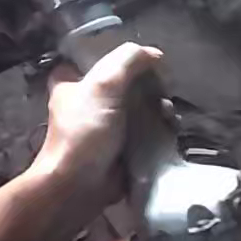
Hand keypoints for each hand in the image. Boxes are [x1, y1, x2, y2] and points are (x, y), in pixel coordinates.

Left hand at [21, 42, 162, 227]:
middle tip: (162, 90)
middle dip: (147, 85)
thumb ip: (129, 60)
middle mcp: (86, 100)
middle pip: (124, 81)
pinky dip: (158, 128)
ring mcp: (104, 125)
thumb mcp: (104, 83)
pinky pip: (143, 130)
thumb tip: (156, 55)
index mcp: (70, 80)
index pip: (95, 56)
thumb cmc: (85, 130)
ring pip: (136, 106)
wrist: (78, 186)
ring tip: (167, 113)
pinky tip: (170, 127)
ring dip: (156, 107)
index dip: (119, 56)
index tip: (143, 60)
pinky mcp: (119, 146)